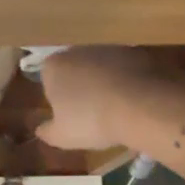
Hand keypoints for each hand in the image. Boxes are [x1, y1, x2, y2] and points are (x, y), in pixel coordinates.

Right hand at [35, 46, 184, 184]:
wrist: (143, 106)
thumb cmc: (91, 120)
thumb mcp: (61, 136)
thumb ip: (47, 131)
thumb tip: (41, 129)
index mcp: (54, 66)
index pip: (47, 76)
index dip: (55, 94)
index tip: (65, 111)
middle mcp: (79, 49)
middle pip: (75, 66)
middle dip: (80, 83)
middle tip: (88, 110)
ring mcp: (111, 47)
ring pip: (102, 65)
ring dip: (105, 80)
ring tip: (114, 106)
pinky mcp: (139, 51)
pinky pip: (126, 68)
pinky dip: (127, 80)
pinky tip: (134, 100)